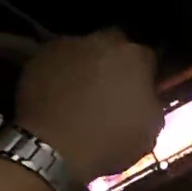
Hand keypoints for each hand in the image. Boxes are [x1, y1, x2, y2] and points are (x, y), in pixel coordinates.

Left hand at [16, 29, 159, 180]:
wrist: (54, 149)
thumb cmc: (109, 142)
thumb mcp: (150, 132)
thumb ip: (152, 105)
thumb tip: (147, 98)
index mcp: (135, 57)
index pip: (147, 58)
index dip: (144, 76)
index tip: (140, 93)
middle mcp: (102, 41)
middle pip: (113, 46)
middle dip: (114, 63)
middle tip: (110, 90)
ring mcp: (67, 46)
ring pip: (83, 52)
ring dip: (85, 67)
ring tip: (80, 95)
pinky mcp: (38, 58)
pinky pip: (56, 63)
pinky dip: (59, 75)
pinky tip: (58, 98)